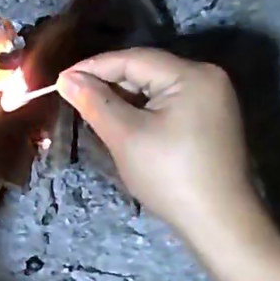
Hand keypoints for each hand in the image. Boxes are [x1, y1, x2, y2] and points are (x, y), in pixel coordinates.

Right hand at [58, 48, 266, 249]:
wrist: (219, 221)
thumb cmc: (170, 176)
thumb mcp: (126, 136)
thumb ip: (95, 102)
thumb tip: (67, 78)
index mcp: (191, 74)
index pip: (133, 59)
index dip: (93, 67)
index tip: (61, 80)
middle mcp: (208, 77)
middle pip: (147, 70)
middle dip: (109, 83)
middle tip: (75, 98)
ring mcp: (213, 99)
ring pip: (157, 88)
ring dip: (125, 97)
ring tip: (93, 111)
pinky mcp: (212, 120)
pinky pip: (170, 103)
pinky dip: (144, 110)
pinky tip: (123, 122)